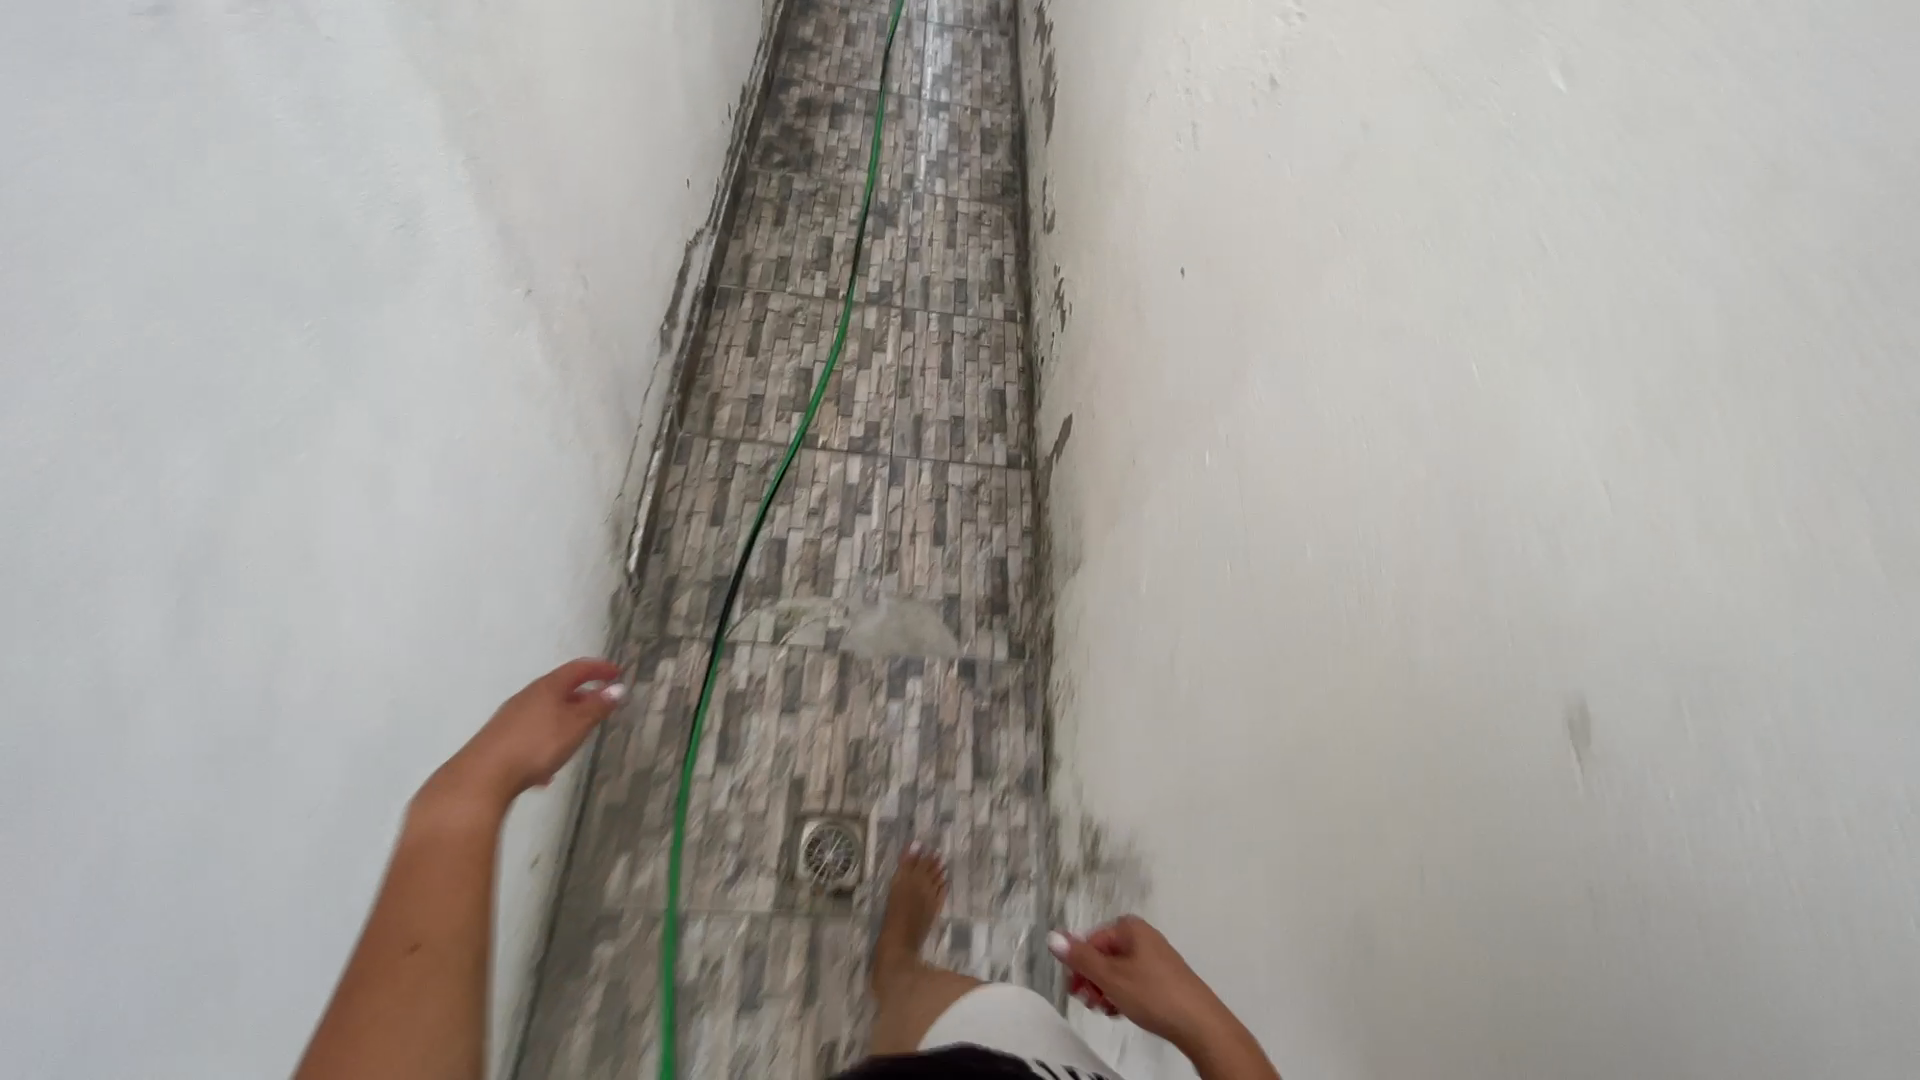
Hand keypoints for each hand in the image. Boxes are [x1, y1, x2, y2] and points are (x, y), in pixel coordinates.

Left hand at [424, 658, 627, 808]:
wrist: (482, 777)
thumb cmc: (536, 745)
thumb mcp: (576, 725)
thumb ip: (597, 707)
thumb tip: (617, 689)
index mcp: (548, 687)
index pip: (578, 668)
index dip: (599, 668)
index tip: (617, 673)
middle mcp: (527, 697)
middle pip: (559, 689)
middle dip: (582, 696)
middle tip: (601, 706)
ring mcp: (510, 718)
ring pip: (545, 712)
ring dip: (564, 720)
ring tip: (578, 738)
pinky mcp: (499, 740)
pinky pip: (531, 735)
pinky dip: (546, 743)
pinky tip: (547, 771)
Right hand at [1048, 915, 1228, 1048]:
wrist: (1200, 1024)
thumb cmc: (1152, 994)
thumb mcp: (1110, 977)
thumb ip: (1080, 958)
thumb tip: (1052, 936)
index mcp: (1129, 927)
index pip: (1090, 940)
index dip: (1079, 966)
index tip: (1077, 991)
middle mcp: (1142, 936)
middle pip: (1103, 954)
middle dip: (1093, 979)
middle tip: (1092, 1003)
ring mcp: (1155, 957)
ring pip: (1117, 970)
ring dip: (1106, 990)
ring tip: (1108, 1010)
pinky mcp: (1164, 977)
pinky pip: (1133, 980)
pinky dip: (1123, 994)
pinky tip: (1123, 1011)